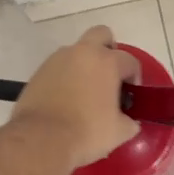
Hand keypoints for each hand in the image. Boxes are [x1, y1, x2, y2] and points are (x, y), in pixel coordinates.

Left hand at [13, 26, 141, 167]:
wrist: (40, 139)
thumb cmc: (86, 132)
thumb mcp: (119, 132)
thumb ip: (129, 121)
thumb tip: (129, 121)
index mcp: (108, 62)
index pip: (130, 60)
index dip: (134, 77)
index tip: (130, 94)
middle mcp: (83, 52)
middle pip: (102, 34)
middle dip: (108, 50)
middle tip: (108, 76)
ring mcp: (58, 59)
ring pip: (77, 51)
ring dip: (84, 64)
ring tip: (84, 91)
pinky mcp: (39, 71)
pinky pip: (59, 66)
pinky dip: (65, 76)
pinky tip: (65, 98)